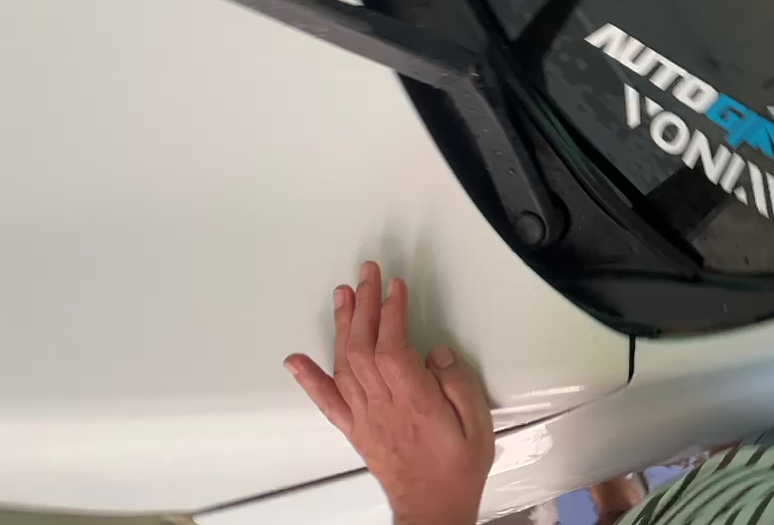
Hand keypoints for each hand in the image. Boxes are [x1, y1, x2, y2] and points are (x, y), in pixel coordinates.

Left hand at [285, 262, 495, 524]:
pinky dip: (309, 378)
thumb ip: (456, 382)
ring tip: (344, 294)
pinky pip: (328, 401)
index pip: (393, 347)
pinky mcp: (355, 428)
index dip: (392, 313)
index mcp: (412, 400)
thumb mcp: (476, 418)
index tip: (395, 284)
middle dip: (365, 305)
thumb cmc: (460, 462)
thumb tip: (435, 352)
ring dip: (344, 326)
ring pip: (345, 364)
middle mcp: (381, 404)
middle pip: (364, 347)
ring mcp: (364, 416)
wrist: (433, 507)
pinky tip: (297, 359)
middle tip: (367, 272)